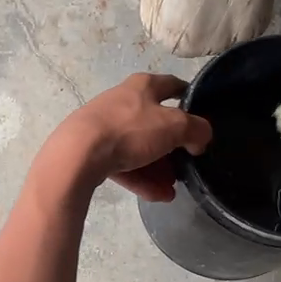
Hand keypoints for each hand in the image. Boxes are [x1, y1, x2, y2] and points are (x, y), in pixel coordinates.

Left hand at [44, 73, 211, 201]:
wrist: (79, 153)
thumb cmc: (131, 130)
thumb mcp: (175, 126)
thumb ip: (197, 130)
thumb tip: (200, 139)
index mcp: (142, 86)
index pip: (172, 85)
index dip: (189, 97)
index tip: (201, 114)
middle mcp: (122, 101)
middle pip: (155, 124)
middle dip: (173, 148)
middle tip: (186, 166)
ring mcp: (105, 127)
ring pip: (140, 148)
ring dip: (158, 169)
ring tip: (171, 190)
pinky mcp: (93, 150)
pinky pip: (123, 165)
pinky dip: (140, 179)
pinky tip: (156, 196)